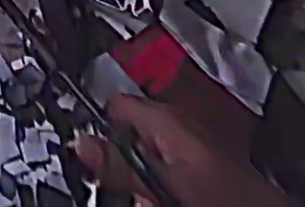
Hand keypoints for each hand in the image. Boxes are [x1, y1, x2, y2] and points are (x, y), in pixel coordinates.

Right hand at [75, 97, 290, 206]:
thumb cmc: (224, 201)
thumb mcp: (162, 187)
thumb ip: (120, 164)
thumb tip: (80, 143)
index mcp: (165, 117)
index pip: (112, 107)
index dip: (101, 132)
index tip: (98, 161)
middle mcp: (182, 123)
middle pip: (132, 134)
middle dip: (128, 165)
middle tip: (137, 193)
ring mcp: (202, 146)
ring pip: (155, 156)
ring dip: (149, 180)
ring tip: (158, 199)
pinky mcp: (216, 169)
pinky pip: (177, 168)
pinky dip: (172, 184)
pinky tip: (176, 197)